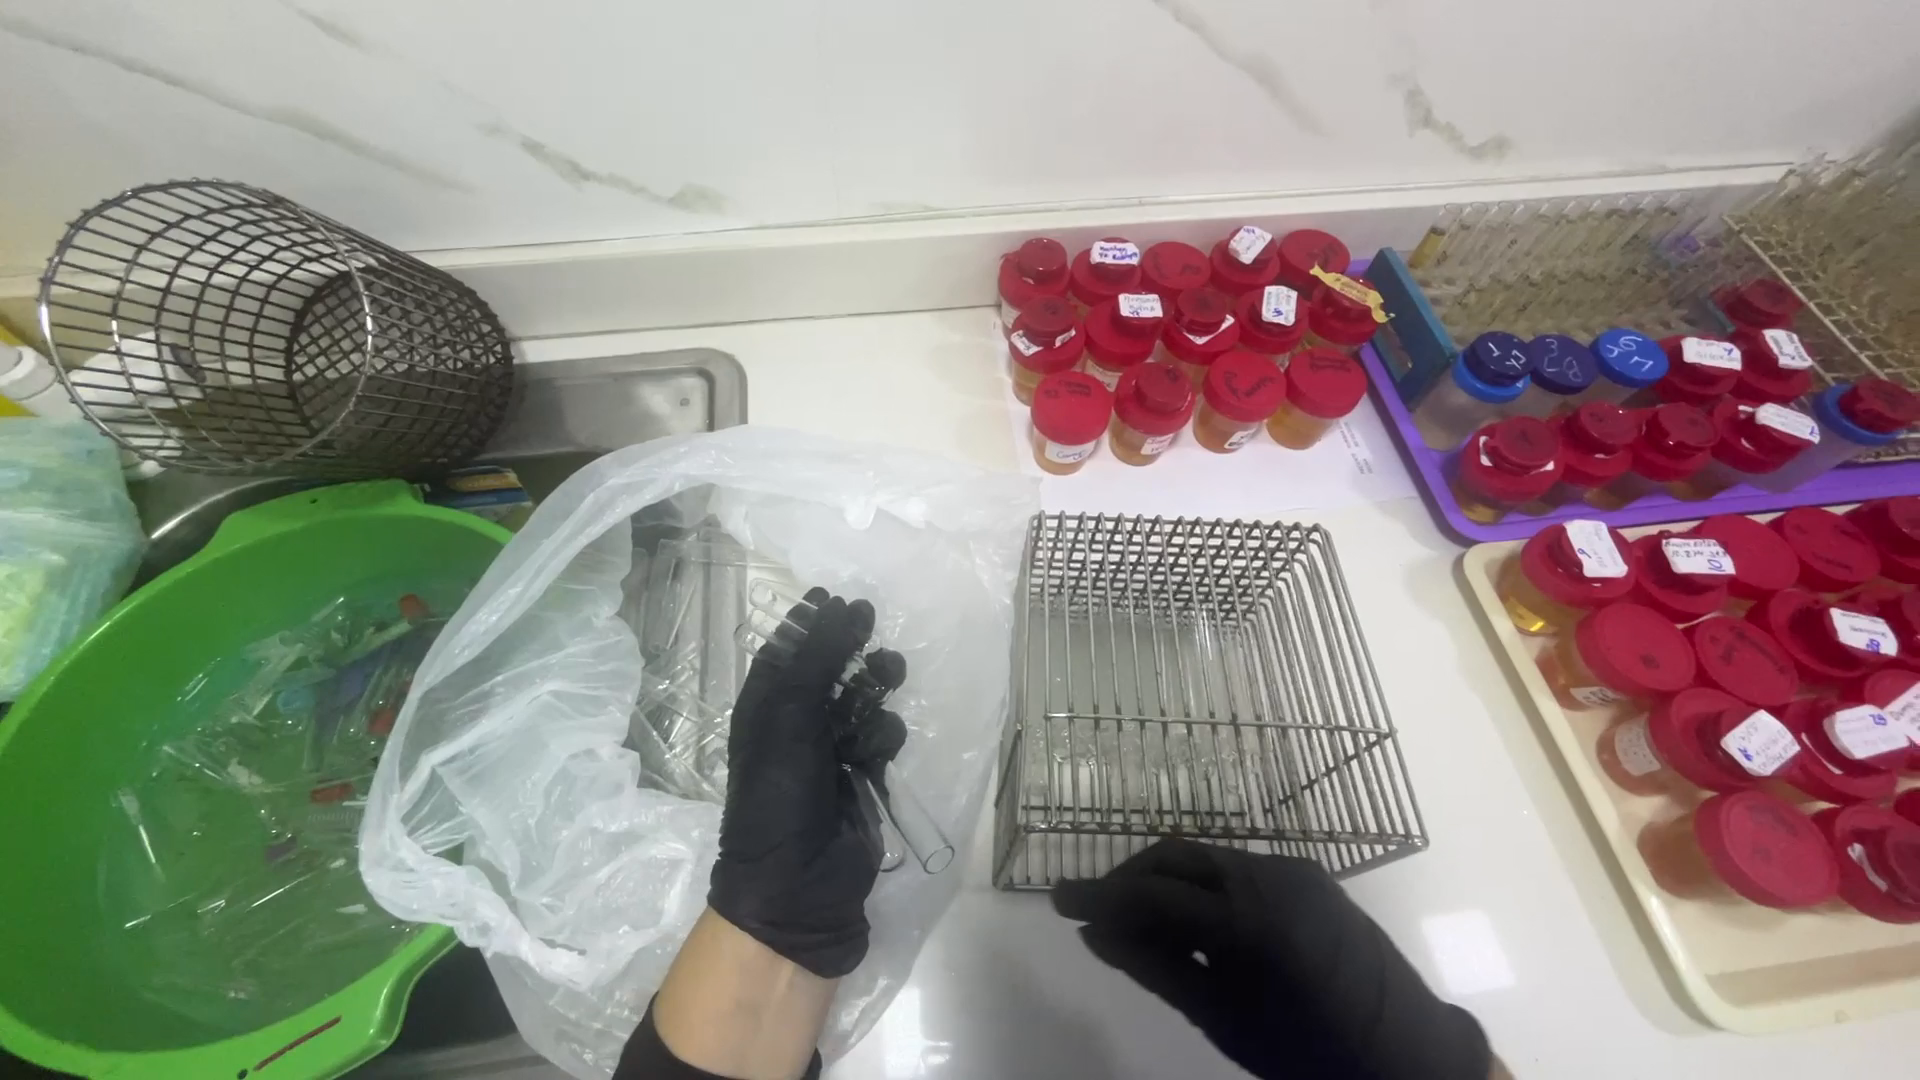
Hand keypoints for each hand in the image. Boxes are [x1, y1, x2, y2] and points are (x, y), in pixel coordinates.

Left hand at [708, 588, 905, 978]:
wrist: (799, 881)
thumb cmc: (780, 792)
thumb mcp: (790, 716)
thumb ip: (818, 658)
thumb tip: (842, 604)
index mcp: (765, 705)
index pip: (789, 648)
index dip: (813, 621)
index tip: (842, 598)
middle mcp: (796, 721)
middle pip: (832, 666)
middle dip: (854, 651)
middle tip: (873, 640)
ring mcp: (831, 748)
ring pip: (863, 697)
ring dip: (875, 686)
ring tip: (887, 682)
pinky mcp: (862, 772)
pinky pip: (880, 734)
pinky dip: (882, 736)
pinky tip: (875, 751)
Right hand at [1052, 839, 1489, 1079]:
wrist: (1412, 1055)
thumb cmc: (1311, 1053)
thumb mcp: (1222, 1018)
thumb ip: (1154, 967)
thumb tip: (1095, 935)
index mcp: (1245, 917)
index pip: (1151, 893)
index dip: (1099, 895)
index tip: (1059, 899)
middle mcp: (1265, 873)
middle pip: (1175, 855)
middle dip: (1130, 879)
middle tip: (1100, 911)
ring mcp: (1290, 867)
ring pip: (1205, 857)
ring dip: (1166, 882)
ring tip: (1142, 920)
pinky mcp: (1308, 873)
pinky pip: (1238, 868)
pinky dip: (1204, 887)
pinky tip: (1195, 922)